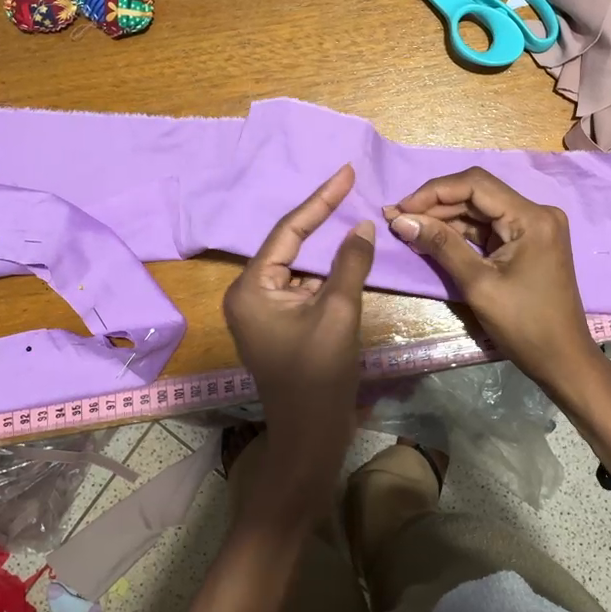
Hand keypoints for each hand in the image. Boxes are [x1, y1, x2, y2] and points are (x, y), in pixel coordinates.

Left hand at [224, 164, 374, 512]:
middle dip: (321, 218)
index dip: (320, 199)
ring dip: (326, 248)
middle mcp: (248, 294)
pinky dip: (326, 274)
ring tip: (352, 215)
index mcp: (251, 288)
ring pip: (299, 266)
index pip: (288, 231)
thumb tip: (362, 225)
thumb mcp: (338, 312)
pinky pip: (303, 287)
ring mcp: (262, 312)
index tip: (346, 171)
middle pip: (290, 245)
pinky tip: (349, 259)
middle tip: (349, 185)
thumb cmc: (318, 376)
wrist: (310, 439)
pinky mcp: (279, 326)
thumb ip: (350, 263)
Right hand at [383, 168, 601, 402]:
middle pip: (477, 194)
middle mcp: (536, 212)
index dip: (434, 192)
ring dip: (444, 218)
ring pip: (480, 210)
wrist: (562, 361)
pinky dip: (460, 232)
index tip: (400, 209)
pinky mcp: (526, 241)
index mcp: (531, 217)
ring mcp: (533, 226)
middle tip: (396, 218)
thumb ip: (441, 246)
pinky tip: (431, 238)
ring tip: (407, 228)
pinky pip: (488, 227)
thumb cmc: (524, 325)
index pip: (475, 184)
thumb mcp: (478, 285)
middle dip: (435, 204)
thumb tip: (401, 220)